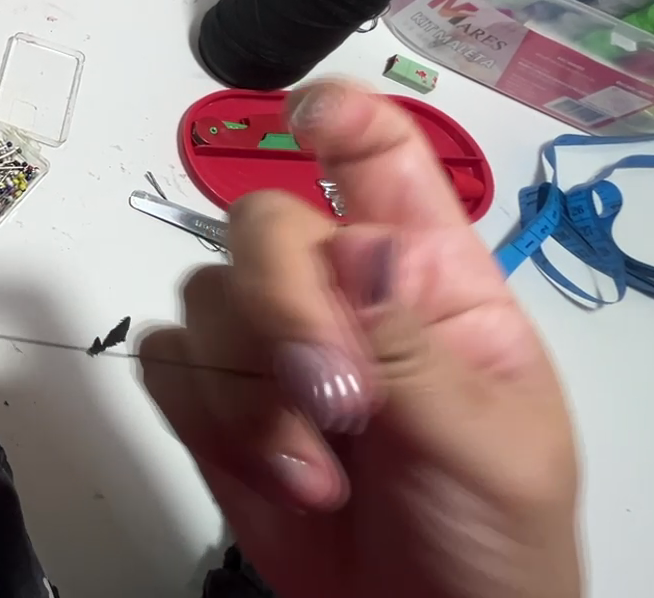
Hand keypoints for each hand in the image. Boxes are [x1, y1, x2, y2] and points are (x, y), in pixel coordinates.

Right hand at [139, 80, 580, 597]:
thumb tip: (369, 243)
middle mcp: (328, 288)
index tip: (307, 114)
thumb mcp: (492, 452)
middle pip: (257, 224)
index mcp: (423, 279)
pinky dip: (204, 414)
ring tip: (310, 465)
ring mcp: (258, 336)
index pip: (379, 161)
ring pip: (200, 296)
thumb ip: (421, 351)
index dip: (341, 119)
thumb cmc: (490, 538)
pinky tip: (265, 465)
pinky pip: (161, 356)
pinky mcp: (203, 385)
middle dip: (278, 304)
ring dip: (247, 388)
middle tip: (327, 392)